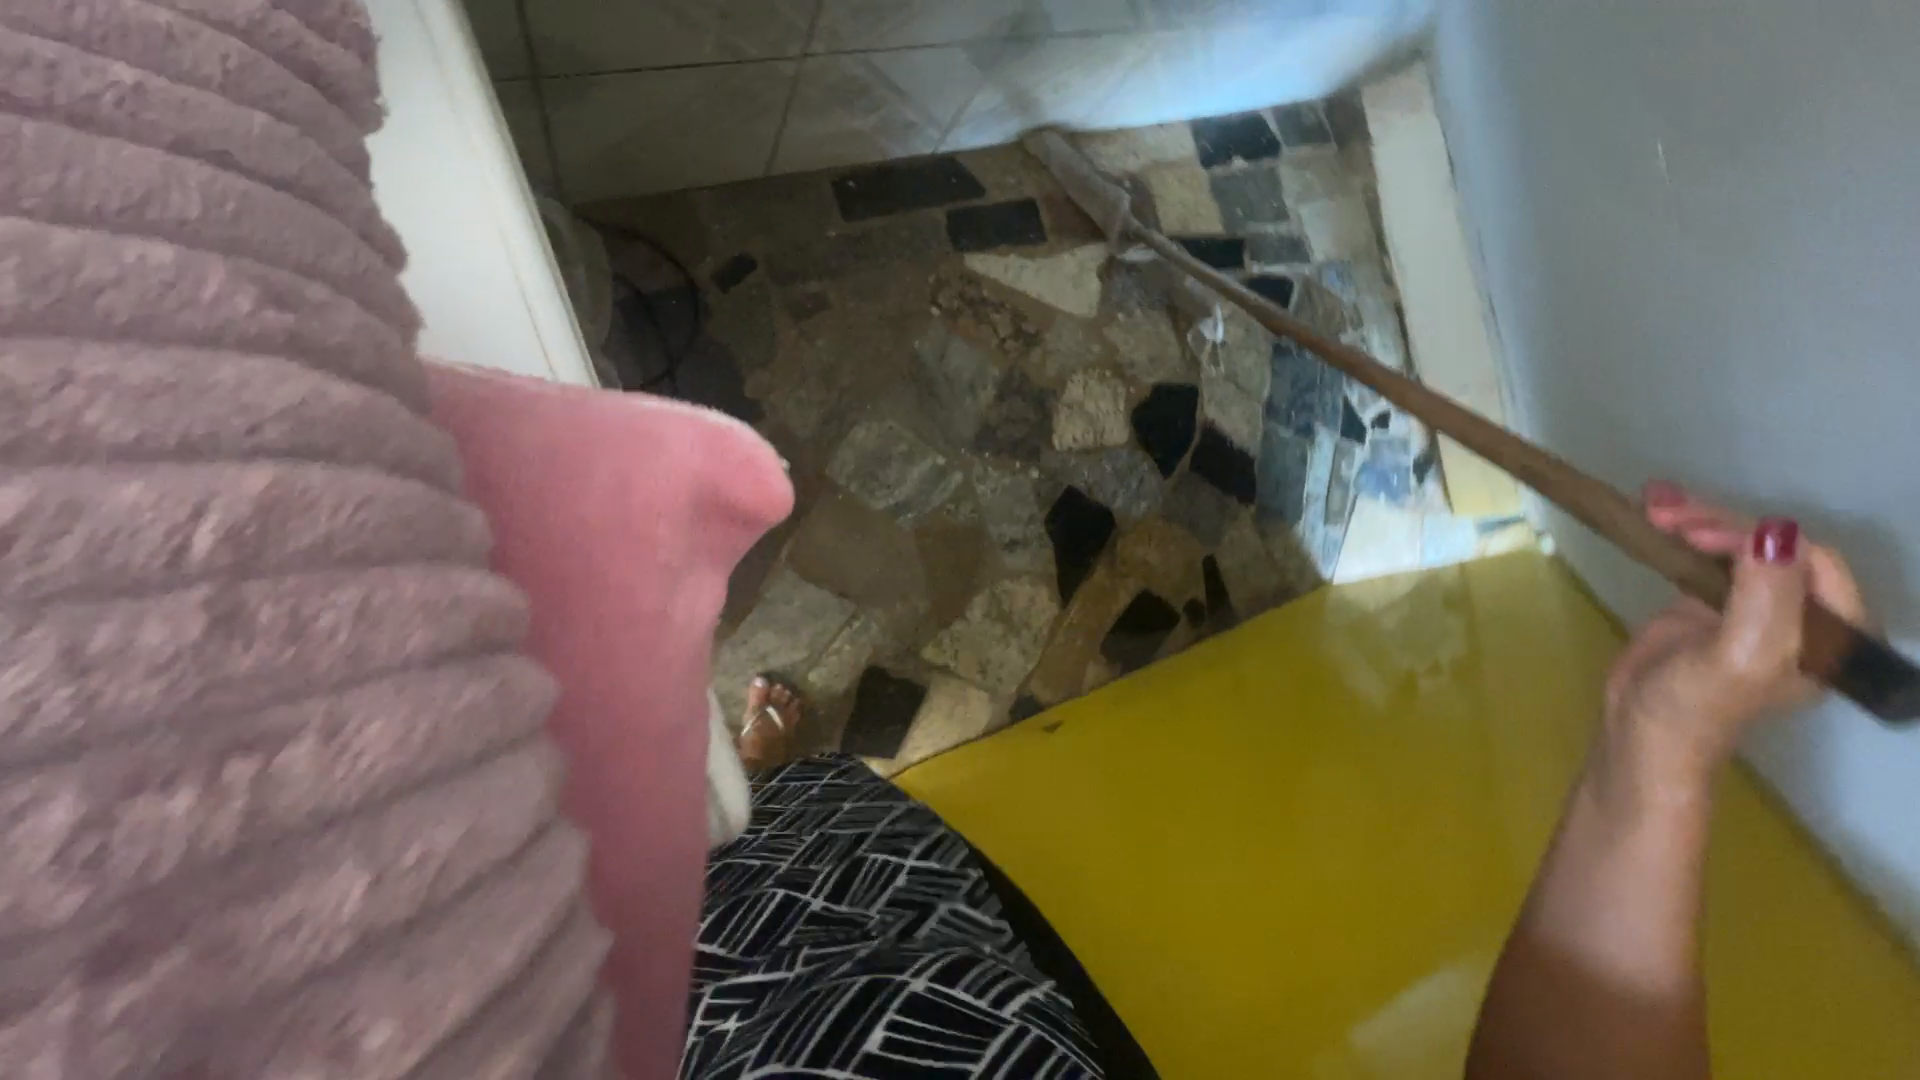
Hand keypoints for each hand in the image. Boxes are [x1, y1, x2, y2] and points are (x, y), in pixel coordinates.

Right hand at [1602, 482, 1868, 782]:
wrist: (1641, 729)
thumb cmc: (1697, 703)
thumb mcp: (1741, 654)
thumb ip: (1766, 596)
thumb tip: (1773, 532)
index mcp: (1831, 629)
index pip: (1810, 559)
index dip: (1757, 539)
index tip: (1694, 535)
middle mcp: (1797, 611)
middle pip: (1770, 546)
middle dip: (1717, 523)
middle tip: (1663, 514)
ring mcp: (1747, 604)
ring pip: (1734, 545)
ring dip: (1694, 518)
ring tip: (1651, 502)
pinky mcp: (1703, 602)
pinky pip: (1702, 557)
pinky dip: (1679, 531)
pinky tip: (1651, 511)